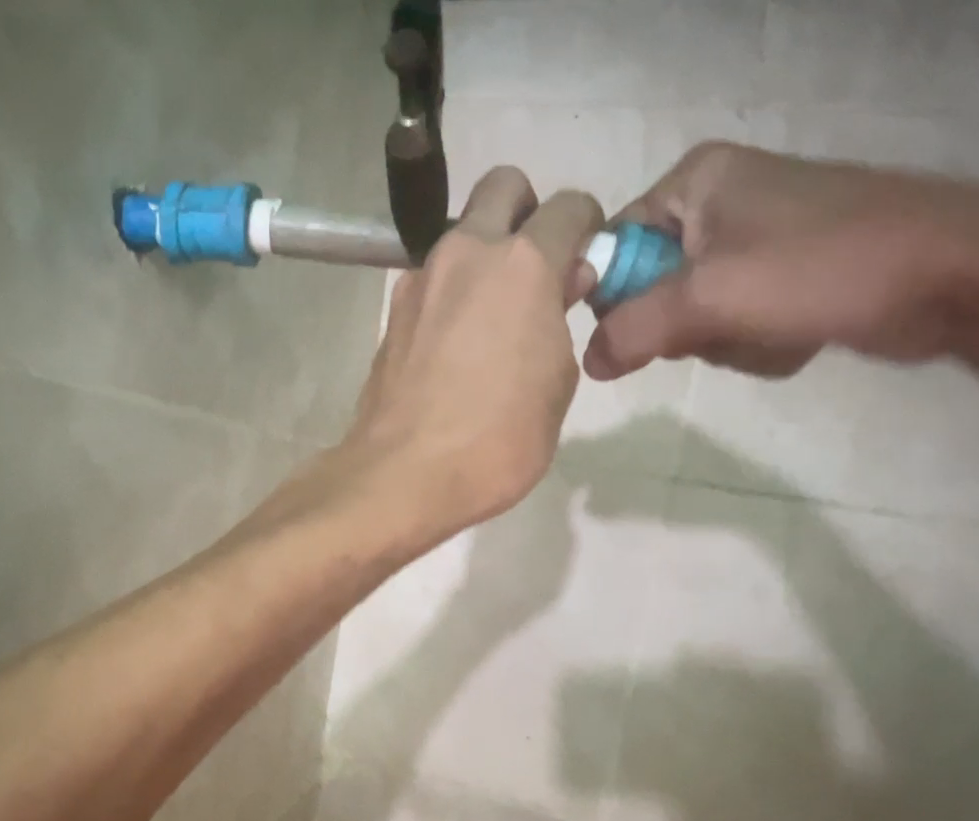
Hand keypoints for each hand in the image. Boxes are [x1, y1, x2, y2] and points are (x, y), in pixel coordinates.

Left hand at [340, 166, 603, 540]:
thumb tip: (556, 289)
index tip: (586, 261)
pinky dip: (452, 293)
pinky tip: (457, 343)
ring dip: (483, 257)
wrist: (403, 474)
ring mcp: (419, 280)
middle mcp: (465, 254)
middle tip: (535, 269)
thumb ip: (560, 319)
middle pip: (502, 188)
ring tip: (494, 317)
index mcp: (522, 263)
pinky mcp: (391, 313)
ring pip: (460, 236)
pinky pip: (432, 280)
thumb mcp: (558, 381)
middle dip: (525, 212)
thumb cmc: (498, 437)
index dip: (586, 227)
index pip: (568, 207)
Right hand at [583, 142, 978, 380]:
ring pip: (691, 312)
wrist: (960, 276)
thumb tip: (587, 363)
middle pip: (648, 287)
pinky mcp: (787, 271)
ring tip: (768, 333)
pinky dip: (753, 340)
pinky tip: (793, 338)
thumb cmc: (822, 269)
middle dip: (681, 324)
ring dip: (721, 339)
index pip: (610, 247)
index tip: (634, 334)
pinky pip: (734, 319)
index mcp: (693, 182)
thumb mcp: (707, 300)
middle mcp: (718, 200)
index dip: (613, 298)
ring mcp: (756, 236)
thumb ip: (631, 331)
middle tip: (716, 330)